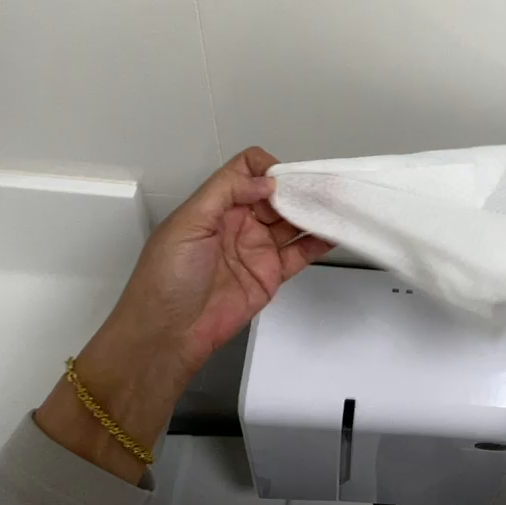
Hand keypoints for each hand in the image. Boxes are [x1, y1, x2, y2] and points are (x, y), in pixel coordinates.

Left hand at [36, 148, 331, 479]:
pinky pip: (300, 252)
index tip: (282, 180)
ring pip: (292, 221)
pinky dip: (319, 241)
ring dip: (314, 211)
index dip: (267, 168)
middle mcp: (240, 221)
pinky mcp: (271, 274)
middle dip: (298, 187)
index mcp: (217, 205)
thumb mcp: (188, 223)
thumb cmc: (167, 276)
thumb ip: (227, 192)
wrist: (166, 336)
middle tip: (323, 188)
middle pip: (276, 193)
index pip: (247, 170)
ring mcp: (257, 248)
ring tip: (338, 205)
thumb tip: (268, 180)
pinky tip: (335, 232)